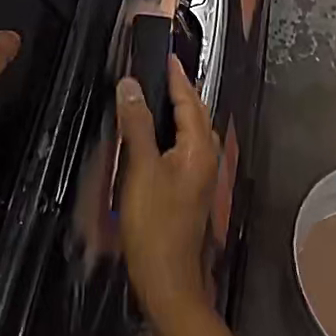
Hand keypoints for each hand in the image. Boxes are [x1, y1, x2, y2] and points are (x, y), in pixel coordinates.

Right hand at [115, 56, 218, 312]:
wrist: (167, 279)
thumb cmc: (154, 223)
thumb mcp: (140, 168)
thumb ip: (136, 124)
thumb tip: (131, 85)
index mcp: (198, 150)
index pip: (189, 102)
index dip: (176, 78)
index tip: (166, 56)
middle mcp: (205, 160)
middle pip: (196, 116)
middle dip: (182, 91)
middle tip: (162, 69)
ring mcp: (198, 178)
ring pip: (192, 133)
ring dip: (178, 110)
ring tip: (159, 93)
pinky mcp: (188, 191)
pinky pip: (183, 147)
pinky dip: (172, 131)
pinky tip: (155, 135)